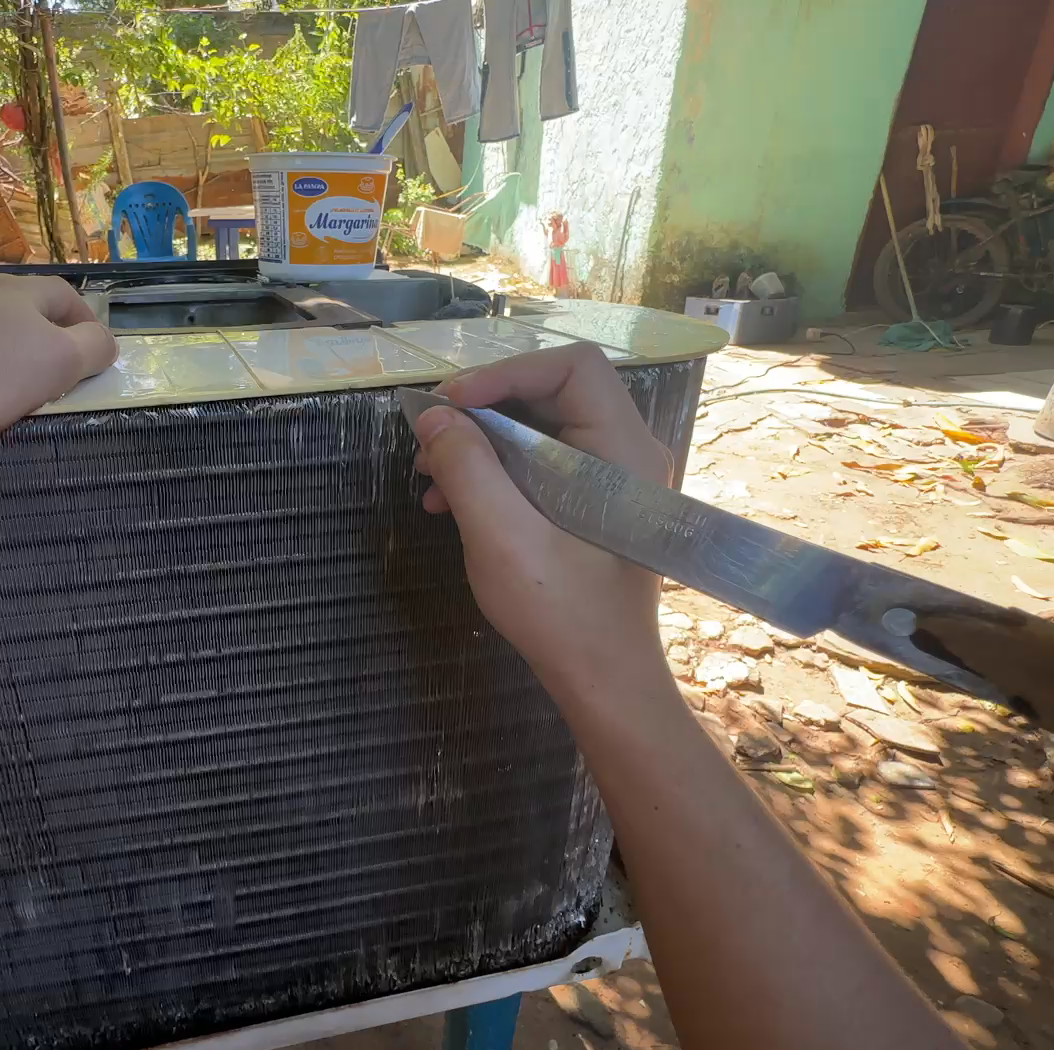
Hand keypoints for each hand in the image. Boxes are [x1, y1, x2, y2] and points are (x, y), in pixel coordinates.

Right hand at [413, 345, 674, 698]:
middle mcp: (624, 451)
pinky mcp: (589, 503)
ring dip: (478, 444)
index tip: (448, 404)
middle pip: (550, 394)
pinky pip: (536, 464)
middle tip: (429, 437)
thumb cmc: (560, 613)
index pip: (571, 367)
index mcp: (622, 449)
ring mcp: (608, 479)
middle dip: (481, 410)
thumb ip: (466, 469)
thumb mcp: (501, 538)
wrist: (601, 678)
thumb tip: (432, 416)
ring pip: (537, 429)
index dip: (504, 372)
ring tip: (429, 476)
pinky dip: (491, 472)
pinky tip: (449, 502)